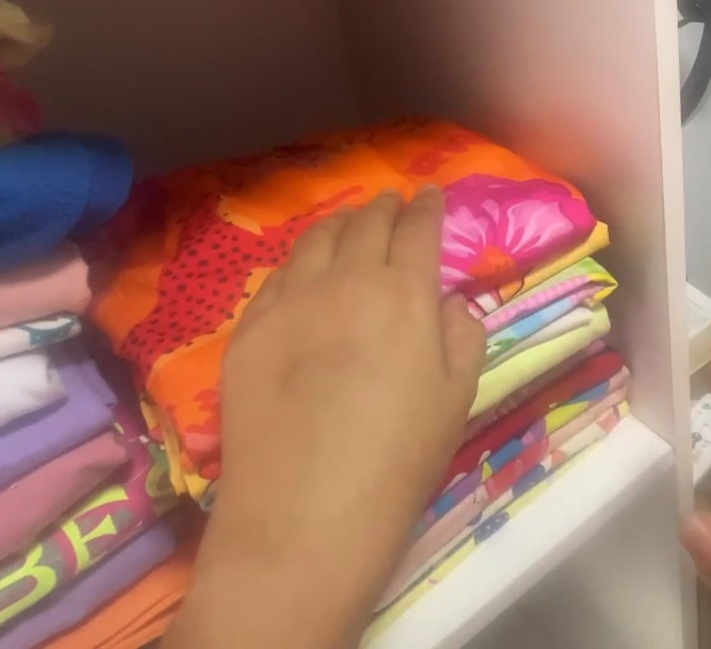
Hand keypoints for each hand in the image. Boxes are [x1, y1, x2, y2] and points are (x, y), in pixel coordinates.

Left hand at [167, 187, 486, 648]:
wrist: (305, 515)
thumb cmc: (401, 455)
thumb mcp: (459, 392)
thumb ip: (462, 331)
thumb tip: (446, 301)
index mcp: (405, 292)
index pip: (418, 228)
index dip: (427, 206)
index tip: (430, 195)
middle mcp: (347, 281)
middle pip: (366, 224)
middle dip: (385, 208)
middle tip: (393, 204)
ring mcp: (290, 303)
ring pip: (316, 240)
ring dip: (341, 223)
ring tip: (350, 222)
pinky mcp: (248, 332)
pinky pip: (277, 276)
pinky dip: (300, 260)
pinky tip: (304, 268)